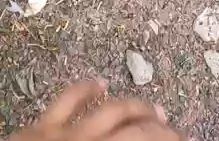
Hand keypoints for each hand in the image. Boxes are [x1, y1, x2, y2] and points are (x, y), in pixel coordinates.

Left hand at [9, 79, 182, 140]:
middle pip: (136, 135)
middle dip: (161, 133)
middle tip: (178, 135)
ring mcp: (65, 136)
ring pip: (112, 111)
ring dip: (137, 108)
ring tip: (156, 112)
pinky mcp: (40, 126)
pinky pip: (69, 98)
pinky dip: (88, 88)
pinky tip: (102, 83)